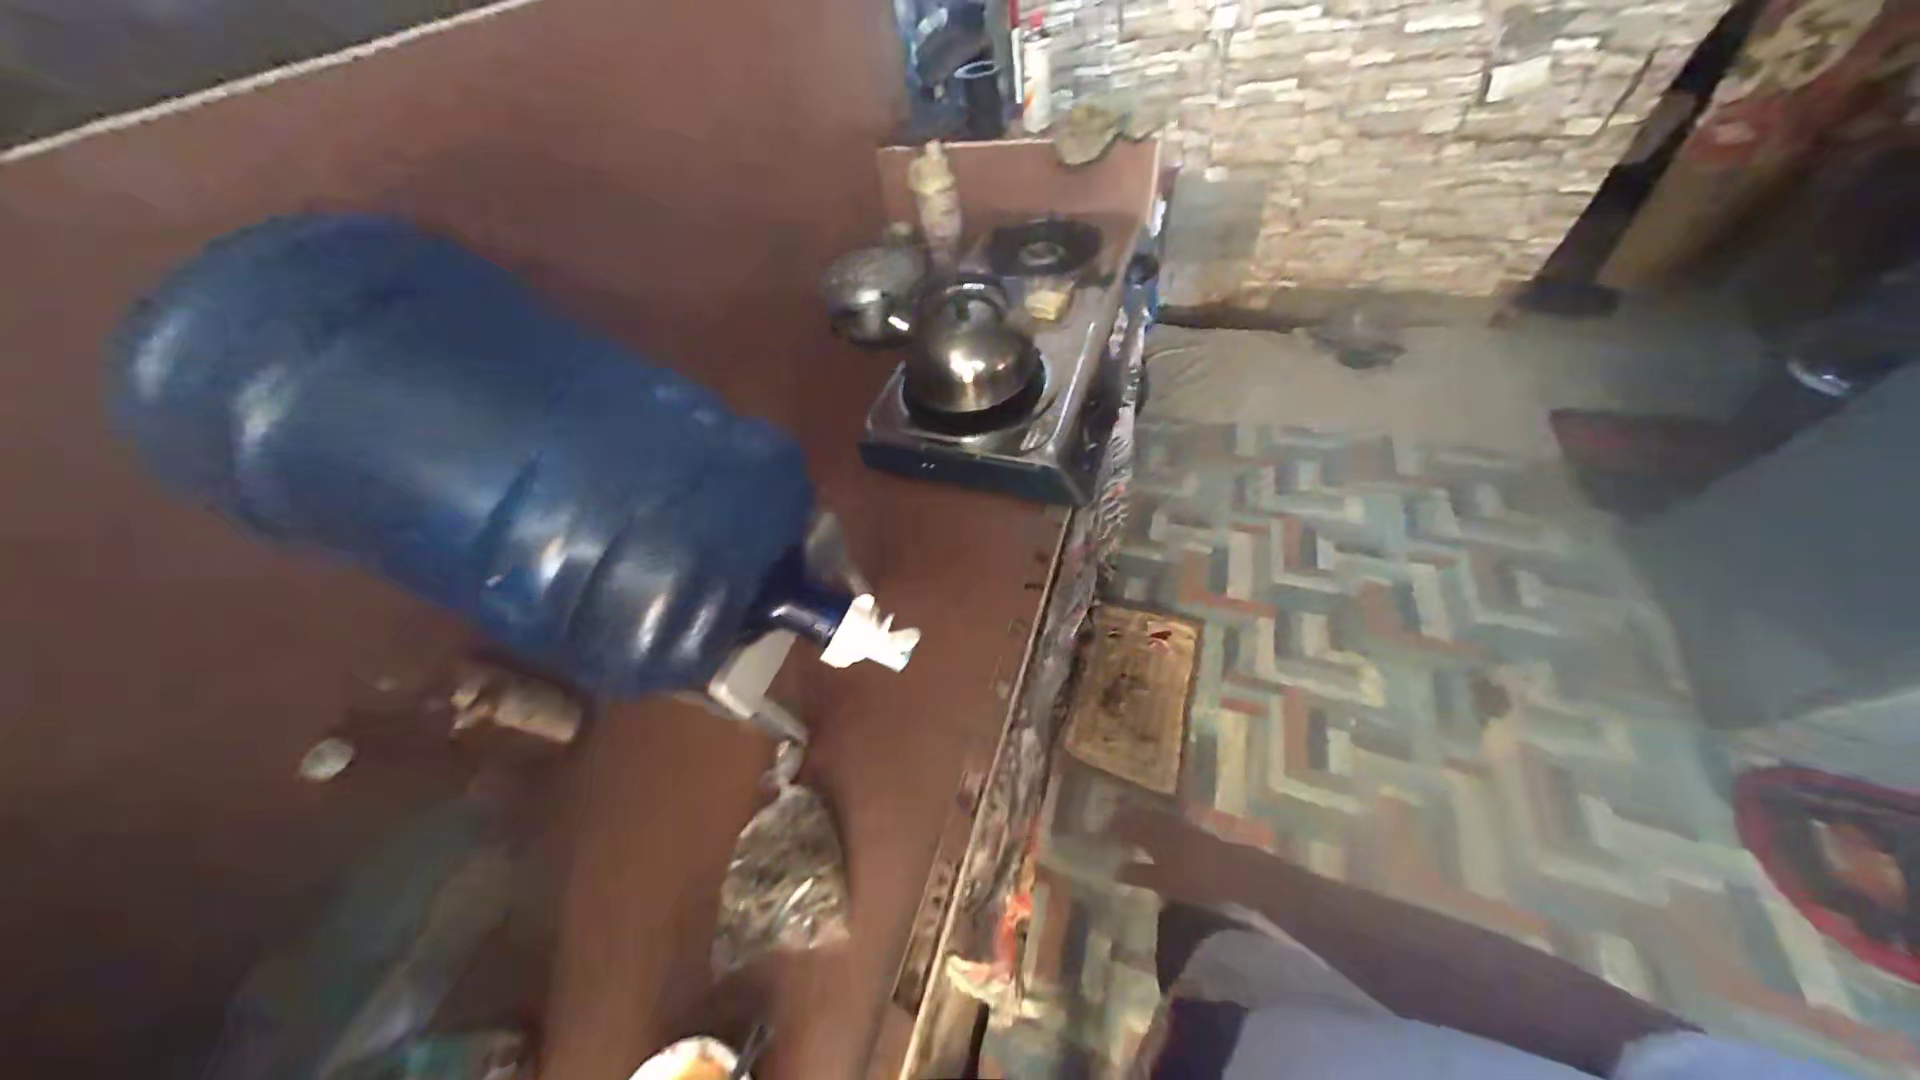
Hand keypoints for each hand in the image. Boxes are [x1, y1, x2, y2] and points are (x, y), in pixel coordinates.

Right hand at [1111, 803, 1270, 911]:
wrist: (1239, 873)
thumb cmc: (1197, 879)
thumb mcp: (1165, 882)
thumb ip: (1140, 874)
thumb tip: (1116, 869)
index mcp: (1154, 833)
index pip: (1129, 825)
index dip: (1115, 826)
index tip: (1101, 830)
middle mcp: (1166, 824)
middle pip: (1142, 817)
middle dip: (1127, 818)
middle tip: (1113, 822)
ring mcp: (1183, 826)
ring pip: (1156, 818)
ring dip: (1142, 819)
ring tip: (1133, 825)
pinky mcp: (1196, 833)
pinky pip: (1168, 822)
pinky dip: (1158, 824)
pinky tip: (1160, 833)